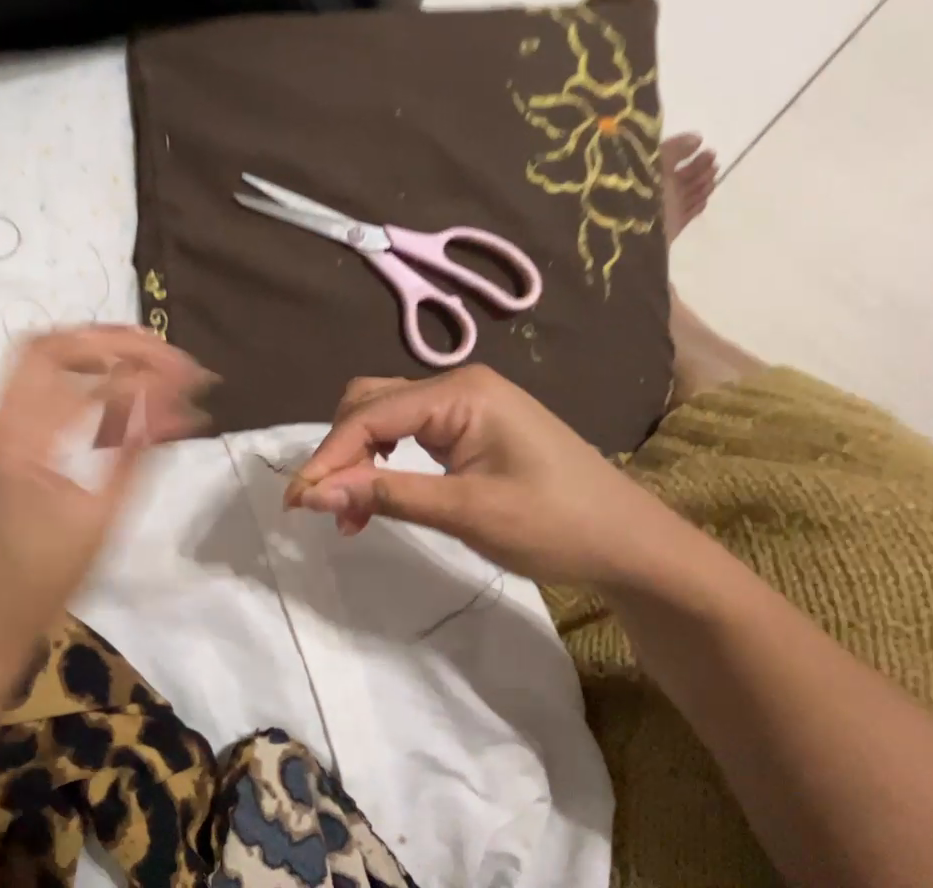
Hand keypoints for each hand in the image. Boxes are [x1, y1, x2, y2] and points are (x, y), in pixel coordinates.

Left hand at [0, 326, 211, 657]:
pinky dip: (77, 377)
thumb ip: (134, 449)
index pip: (84, 374)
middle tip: (164, 352)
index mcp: (18, 438)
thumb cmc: (44, 578)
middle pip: (51, 346)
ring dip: (94, 352)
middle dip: (112, 341)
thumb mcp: (100, 516)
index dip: (143, 366)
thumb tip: (179, 402)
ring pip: (40, 360)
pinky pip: (34, 385)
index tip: (190, 374)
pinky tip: (114, 387)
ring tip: (147, 360)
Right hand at [284, 365, 687, 586]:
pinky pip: (405, 430)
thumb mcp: (467, 513)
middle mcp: (457, 385)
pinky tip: (376, 492)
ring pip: (382, 415)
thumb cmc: (558, 525)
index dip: (328, 457)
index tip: (297, 502)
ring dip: (356, 457)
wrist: (635, 546)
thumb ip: (386, 496)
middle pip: (368, 403)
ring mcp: (464, 403)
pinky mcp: (469, 425)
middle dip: (339, 452)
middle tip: (324, 507)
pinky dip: (380, 460)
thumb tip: (313, 494)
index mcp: (460, 393)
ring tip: (349, 510)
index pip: (369, 415)